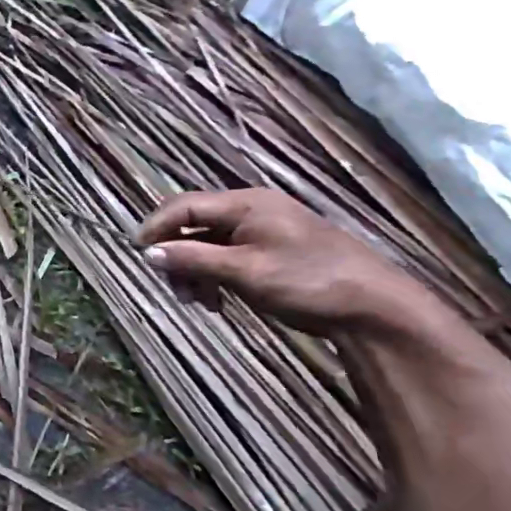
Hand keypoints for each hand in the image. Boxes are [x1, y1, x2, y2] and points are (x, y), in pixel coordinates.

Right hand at [136, 188, 432, 333]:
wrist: (372, 307)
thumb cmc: (307, 281)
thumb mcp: (245, 272)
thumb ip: (194, 260)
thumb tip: (148, 254)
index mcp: (246, 204)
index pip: (184, 205)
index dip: (156, 227)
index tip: (138, 254)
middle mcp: (251, 210)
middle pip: (193, 225)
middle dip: (177, 256)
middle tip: (175, 289)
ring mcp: (262, 231)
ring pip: (207, 245)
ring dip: (195, 272)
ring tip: (200, 302)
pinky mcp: (270, 253)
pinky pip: (226, 258)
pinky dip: (214, 278)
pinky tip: (218, 302)